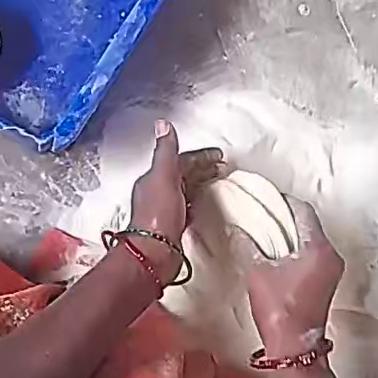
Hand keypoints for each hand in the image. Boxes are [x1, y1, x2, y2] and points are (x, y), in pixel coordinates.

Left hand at [128, 120, 225, 269]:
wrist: (154, 253)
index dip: (200, 156)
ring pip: (186, 191)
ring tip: (218, 182)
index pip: (180, 161)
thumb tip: (163, 124)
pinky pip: (188, 208)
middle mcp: (157, 192)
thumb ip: (165, 152)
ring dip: (201, 184)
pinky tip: (205, 205)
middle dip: (202, 169)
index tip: (219, 155)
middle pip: (183, 175)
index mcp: (154, 178)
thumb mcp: (162, 177)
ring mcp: (165, 210)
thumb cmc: (158, 215)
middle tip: (223, 168)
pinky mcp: (173, 226)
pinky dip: (197, 202)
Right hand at [240, 201, 343, 359]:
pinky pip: (310, 254)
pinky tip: (274, 251)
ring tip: (264, 230)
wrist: (294, 349)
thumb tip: (234, 227)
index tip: (265, 198)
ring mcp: (331, 270)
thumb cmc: (280, 311)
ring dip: (288, 233)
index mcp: (319, 249)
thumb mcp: (257, 271)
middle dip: (284, 216)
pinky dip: (293, 248)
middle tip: (262, 212)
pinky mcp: (325, 281)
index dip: (282, 201)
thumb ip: (246, 244)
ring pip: (309, 240)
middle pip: (308, 224)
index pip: (303, 211)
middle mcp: (331, 256)